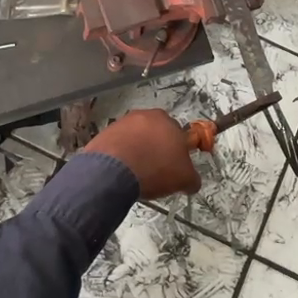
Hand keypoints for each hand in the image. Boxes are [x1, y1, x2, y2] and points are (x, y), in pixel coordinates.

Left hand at [84, 108, 202, 199]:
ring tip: (137, 172)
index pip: (179, 135)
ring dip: (138, 150)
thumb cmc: (154, 169)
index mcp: (169, 121)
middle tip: (156, 170)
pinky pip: (119, 144)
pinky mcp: (106, 132)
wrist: (113, 171)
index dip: (178, 153)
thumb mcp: (184, 179)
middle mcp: (147, 116)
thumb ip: (192, 177)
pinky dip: (121, 155)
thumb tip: (192, 182)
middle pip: (157, 133)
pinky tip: (122, 171)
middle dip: (158, 149)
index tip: (174, 168)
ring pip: (137, 137)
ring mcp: (124, 122)